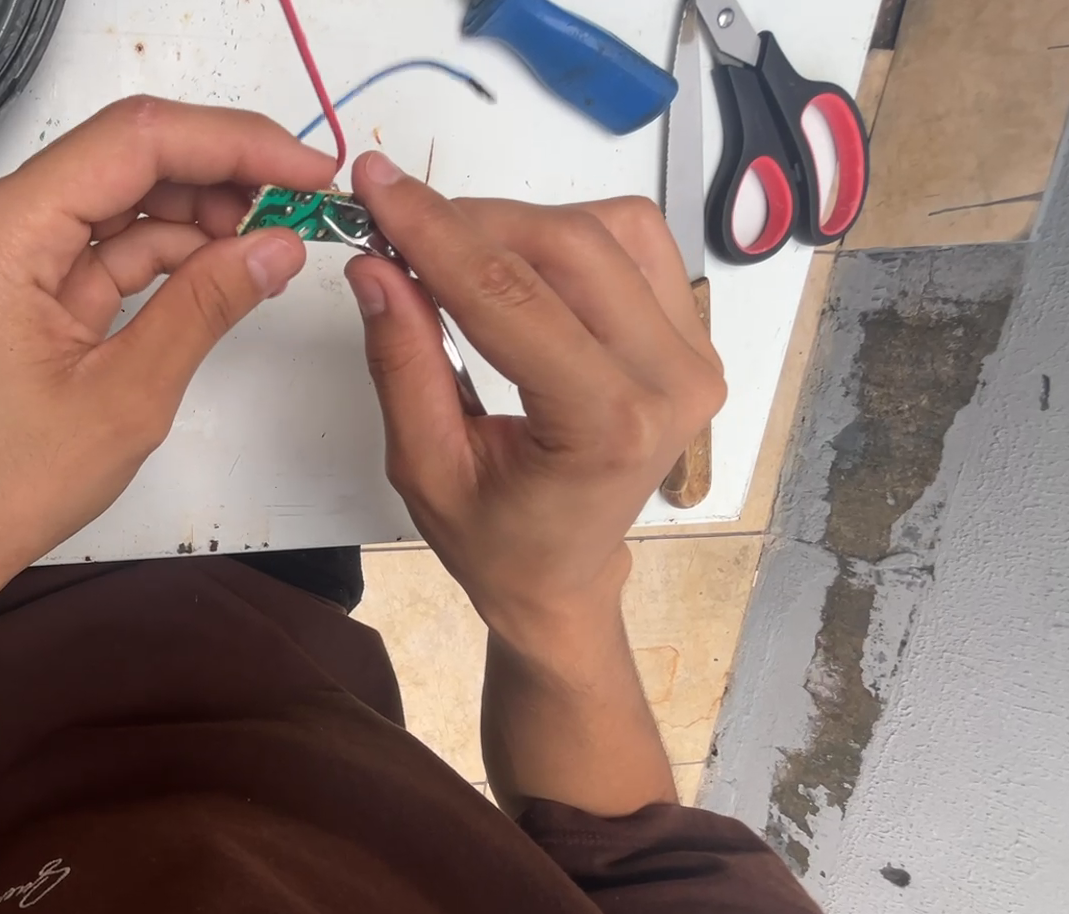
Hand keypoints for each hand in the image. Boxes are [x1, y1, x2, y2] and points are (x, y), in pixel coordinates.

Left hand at [0, 97, 336, 611]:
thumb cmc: (23, 479)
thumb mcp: (130, 394)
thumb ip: (206, 306)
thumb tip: (280, 244)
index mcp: (3, 235)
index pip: (133, 142)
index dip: (233, 144)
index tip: (308, 170)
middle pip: (129, 159)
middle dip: (222, 176)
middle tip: (299, 208)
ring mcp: (14, 250)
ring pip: (127, 198)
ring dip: (201, 216)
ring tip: (269, 245)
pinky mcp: (32, 281)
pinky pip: (113, 245)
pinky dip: (171, 254)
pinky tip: (223, 268)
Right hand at [343, 152, 723, 655]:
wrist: (557, 573)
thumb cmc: (485, 540)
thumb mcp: (422, 465)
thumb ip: (402, 364)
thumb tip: (374, 267)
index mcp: (602, 425)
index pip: (508, 298)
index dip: (433, 234)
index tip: (375, 186)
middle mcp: (671, 378)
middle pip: (566, 247)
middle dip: (468, 221)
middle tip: (395, 222)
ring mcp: (694, 353)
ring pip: (605, 230)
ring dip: (514, 222)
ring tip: (446, 249)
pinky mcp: (691, 337)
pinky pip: (631, 245)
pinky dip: (560, 234)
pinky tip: (509, 260)